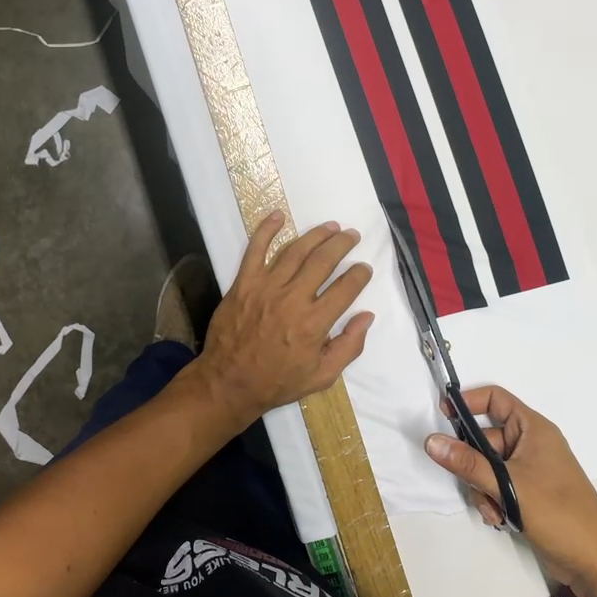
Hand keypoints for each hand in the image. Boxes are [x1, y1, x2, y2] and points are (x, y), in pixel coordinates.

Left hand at [179, 212, 374, 428]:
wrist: (230, 381)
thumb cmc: (277, 381)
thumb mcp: (322, 376)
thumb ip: (349, 347)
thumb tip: (367, 316)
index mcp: (314, 323)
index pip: (345, 289)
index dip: (359, 274)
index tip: (364, 267)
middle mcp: (293, 299)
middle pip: (323, 261)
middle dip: (342, 244)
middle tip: (352, 235)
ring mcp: (266, 287)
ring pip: (295, 251)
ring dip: (315, 235)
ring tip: (330, 226)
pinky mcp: (244, 282)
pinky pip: (255, 249)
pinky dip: (266, 230)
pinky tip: (278, 215)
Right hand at [423, 386, 596, 589]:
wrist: (596, 565)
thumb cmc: (559, 513)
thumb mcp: (509, 485)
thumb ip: (467, 463)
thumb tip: (430, 440)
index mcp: (533, 429)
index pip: (495, 399)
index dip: (468, 402)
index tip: (443, 415)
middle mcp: (530, 445)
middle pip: (485, 437)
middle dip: (473, 462)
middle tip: (470, 480)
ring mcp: (530, 471)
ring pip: (486, 466)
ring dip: (482, 487)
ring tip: (493, 510)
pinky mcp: (528, 495)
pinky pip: (496, 486)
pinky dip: (492, 500)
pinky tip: (499, 520)